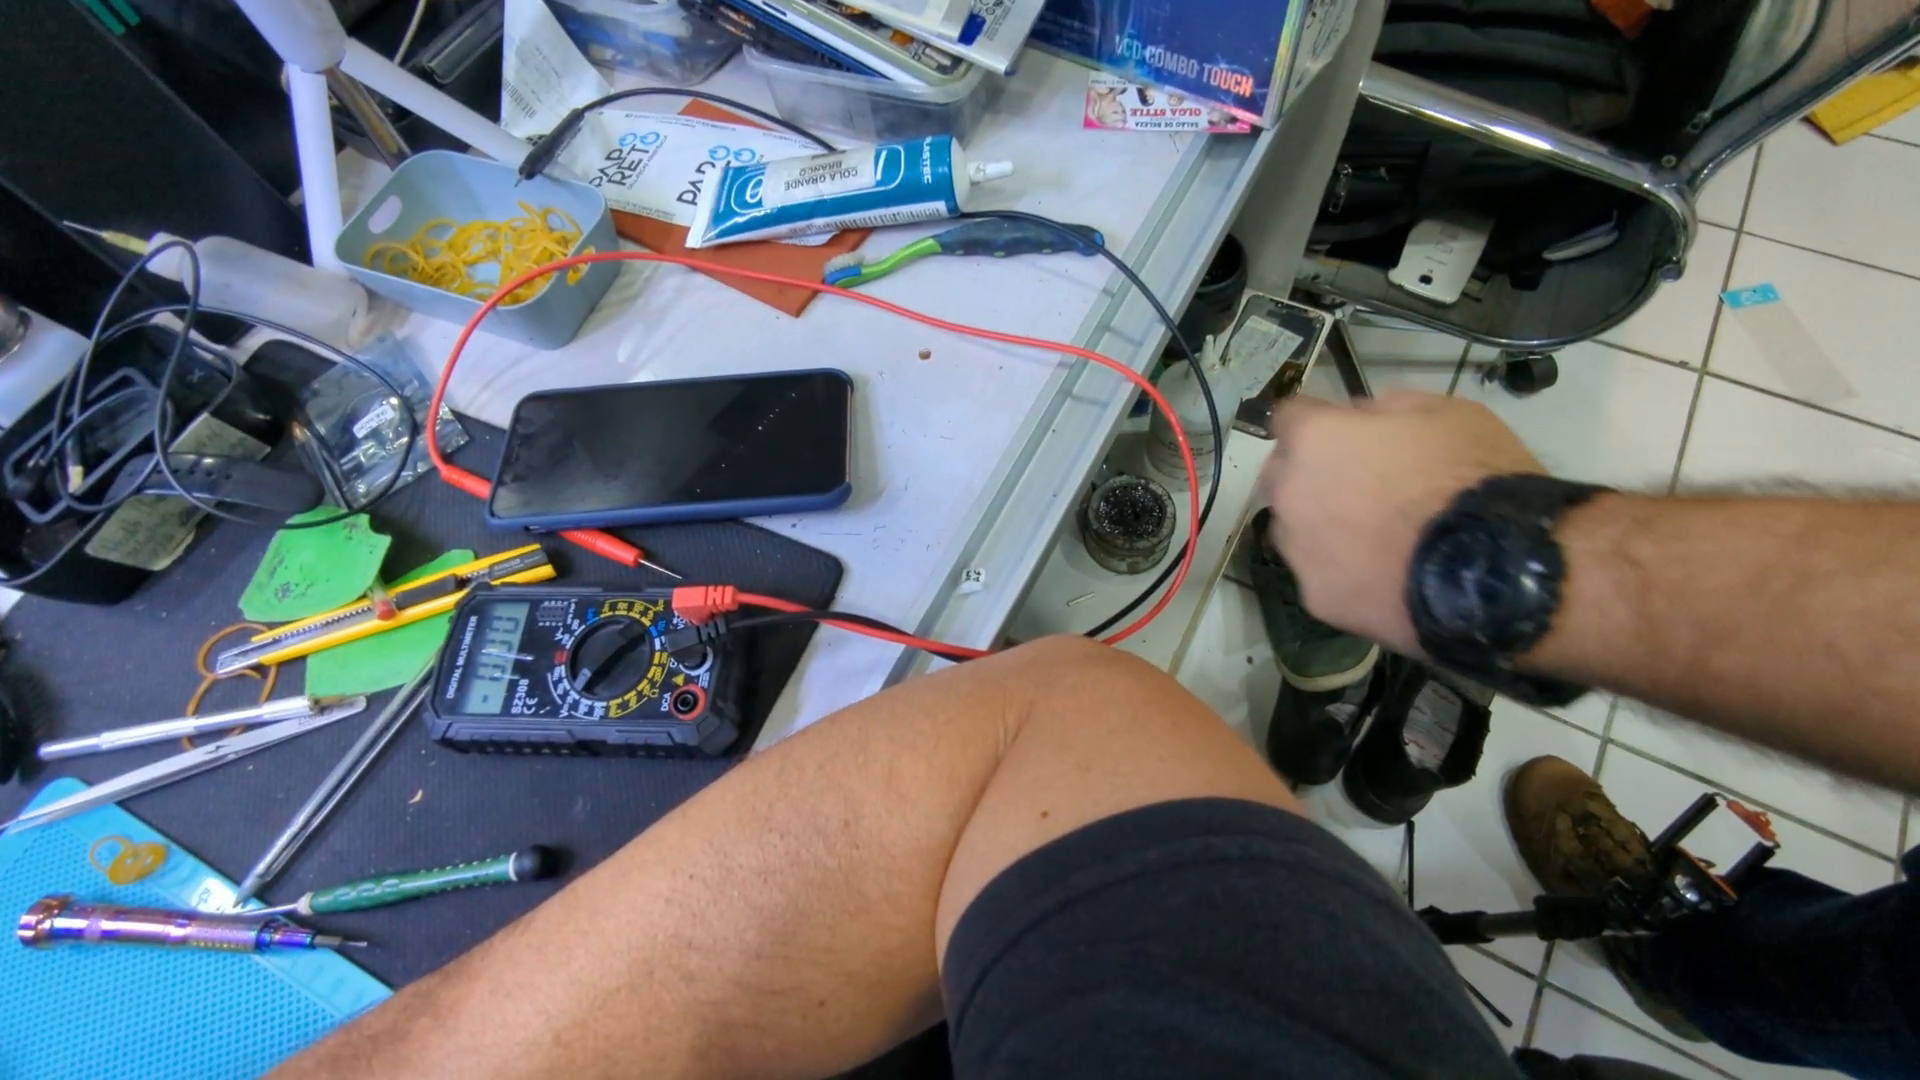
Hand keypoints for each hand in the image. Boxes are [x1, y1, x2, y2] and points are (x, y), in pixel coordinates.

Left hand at [1261, 390, 1543, 653]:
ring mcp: (1298, 550)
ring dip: (1318, 523)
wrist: (1502, 573)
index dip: (1314, 420)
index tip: (1335, 430)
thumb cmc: (1476, 478)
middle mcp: (1290, 493)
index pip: (1288, 418)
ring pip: (1292, 527)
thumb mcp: (1445, 412)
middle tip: (1358, 483)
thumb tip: (1357, 418)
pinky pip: (1318, 573)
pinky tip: (1380, 574)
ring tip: (1372, 535)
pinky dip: (1339, 569)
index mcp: (1315, 440)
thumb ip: (1385, 409)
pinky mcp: (1314, 597)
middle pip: (1281, 474)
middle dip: (1309, 472)